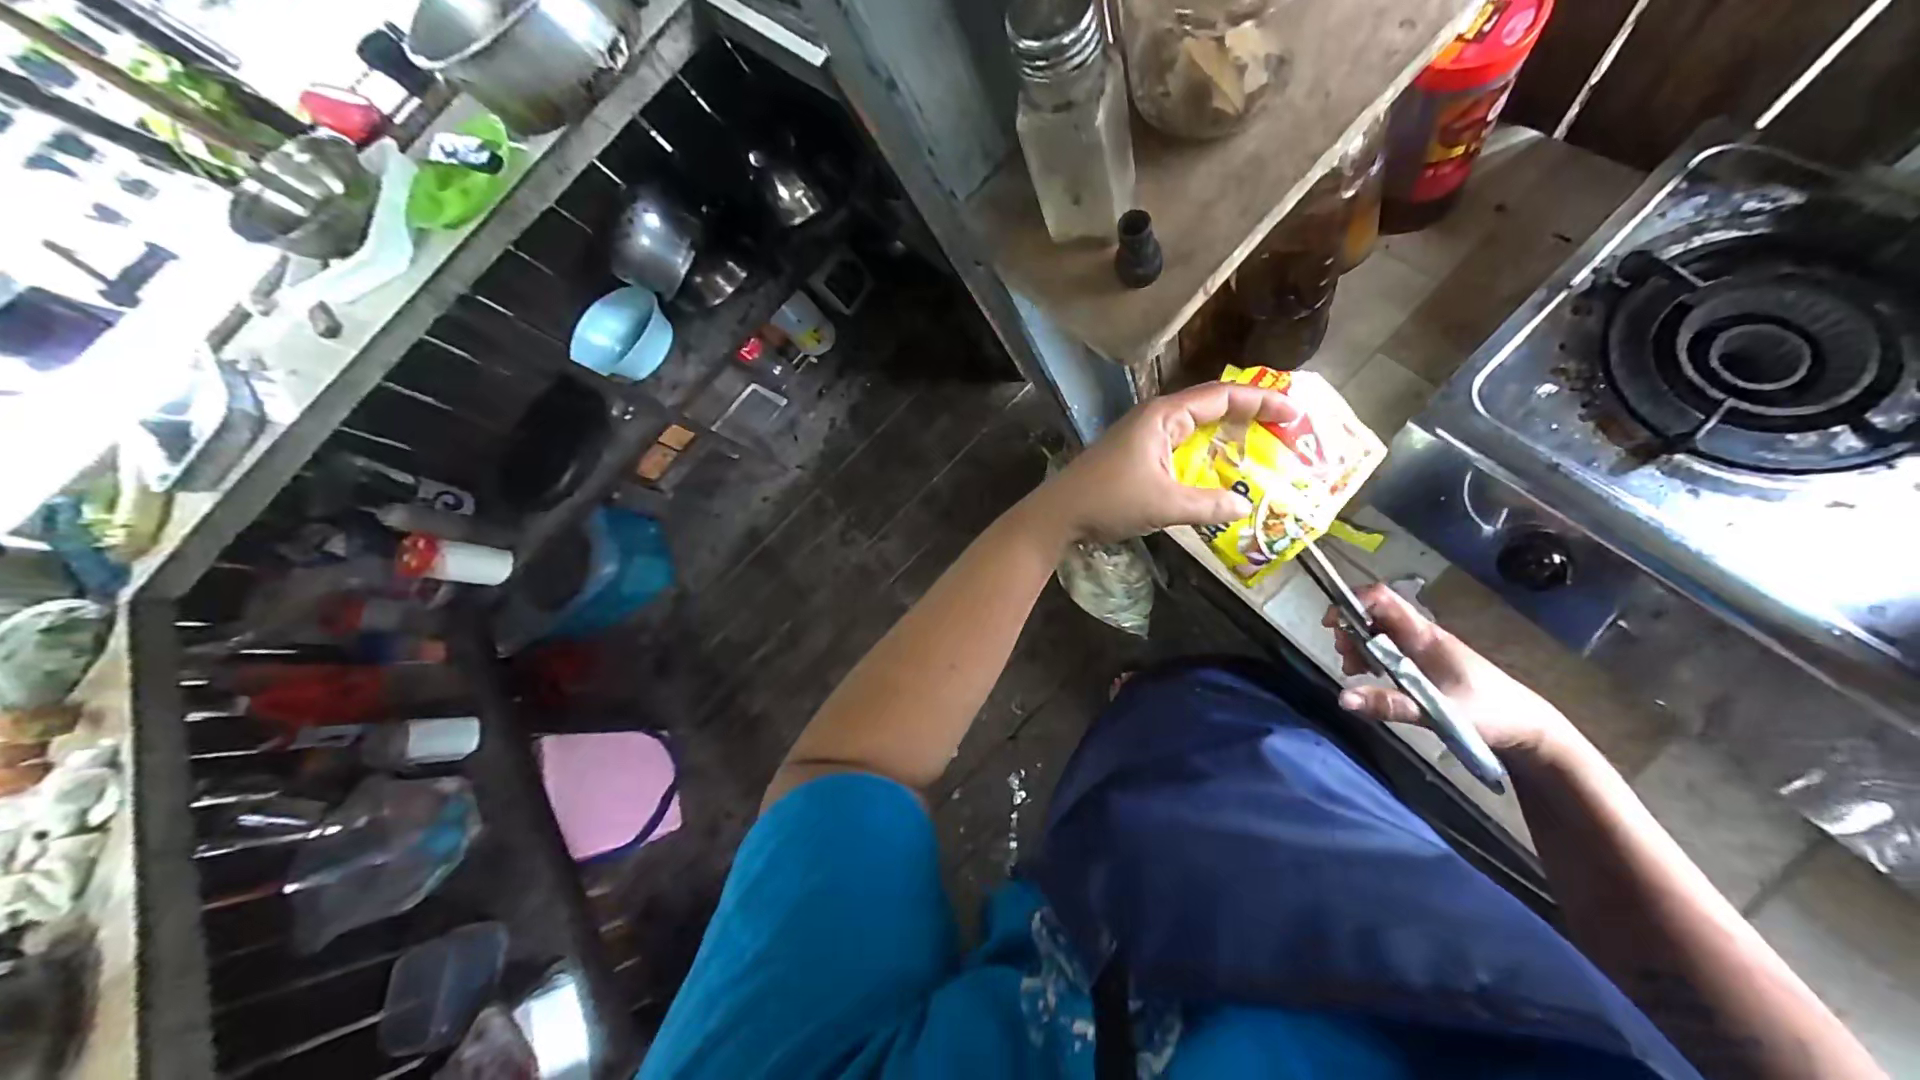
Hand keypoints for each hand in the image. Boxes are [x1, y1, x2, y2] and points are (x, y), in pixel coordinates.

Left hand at [1025, 381, 1298, 543]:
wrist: (1058, 514)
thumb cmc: (1109, 500)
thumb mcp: (1165, 505)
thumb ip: (1208, 505)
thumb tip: (1245, 507)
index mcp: (1164, 416)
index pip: (1221, 396)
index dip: (1261, 401)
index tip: (1294, 413)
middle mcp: (1156, 419)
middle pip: (1211, 407)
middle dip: (1250, 415)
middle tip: (1286, 431)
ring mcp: (1145, 437)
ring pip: (1197, 429)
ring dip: (1228, 438)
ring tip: (1263, 450)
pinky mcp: (1138, 456)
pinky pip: (1182, 449)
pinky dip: (1206, 457)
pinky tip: (1221, 474)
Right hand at [1324, 583, 1579, 758]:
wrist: (1531, 730)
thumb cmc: (1490, 715)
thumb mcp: (1438, 712)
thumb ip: (1390, 704)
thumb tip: (1343, 697)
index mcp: (1425, 636)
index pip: (1382, 599)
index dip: (1351, 602)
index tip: (1331, 625)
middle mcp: (1421, 636)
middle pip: (1373, 615)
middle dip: (1349, 631)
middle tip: (1346, 661)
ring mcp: (1424, 649)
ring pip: (1379, 633)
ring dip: (1358, 646)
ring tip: (1355, 673)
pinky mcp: (1425, 664)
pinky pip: (1389, 649)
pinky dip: (1371, 658)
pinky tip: (1372, 679)